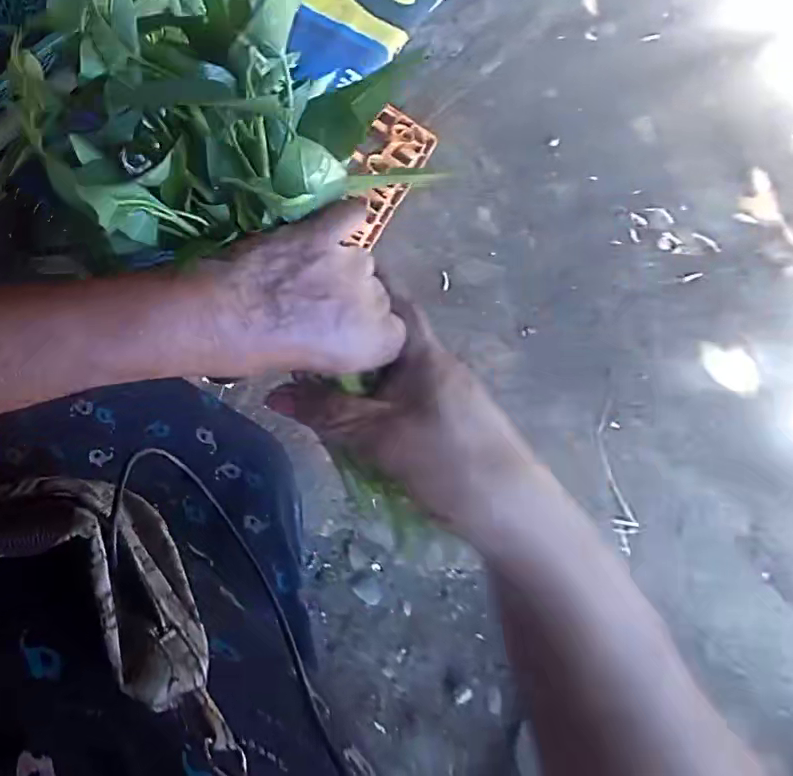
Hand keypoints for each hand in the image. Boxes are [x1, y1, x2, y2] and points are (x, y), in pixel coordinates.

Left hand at [199, 200, 403, 375]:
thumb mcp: (304, 363)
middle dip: (340, 292)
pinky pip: (346, 215)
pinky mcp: (318, 234)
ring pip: (354, 255)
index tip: (329, 324)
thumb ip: (332, 344)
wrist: (219, 317)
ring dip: (330, 261)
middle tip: (301, 298)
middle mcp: (375, 300)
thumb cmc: (249, 351)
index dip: (354, 323)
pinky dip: (344, 214)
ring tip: (293, 269)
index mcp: (378, 344)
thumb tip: (320, 331)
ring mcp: (348, 262)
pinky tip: (339, 217)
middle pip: (371, 288)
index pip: (387, 328)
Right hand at [264, 292, 543, 538]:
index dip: (360, 283)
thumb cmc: (451, 463)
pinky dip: (353, 394)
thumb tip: (271, 394)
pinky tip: (330, 407)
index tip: (321, 270)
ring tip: (299, 369)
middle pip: (375, 335)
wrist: (521, 523)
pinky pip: (381, 394)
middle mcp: (429, 366)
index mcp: (423, 356)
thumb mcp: (376, 436)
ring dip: (341, 369)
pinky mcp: (431, 419)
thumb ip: (323, 412)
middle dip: (336, 330)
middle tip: (291, 328)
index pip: (390, 303)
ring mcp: (432, 393)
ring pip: (376, 368)